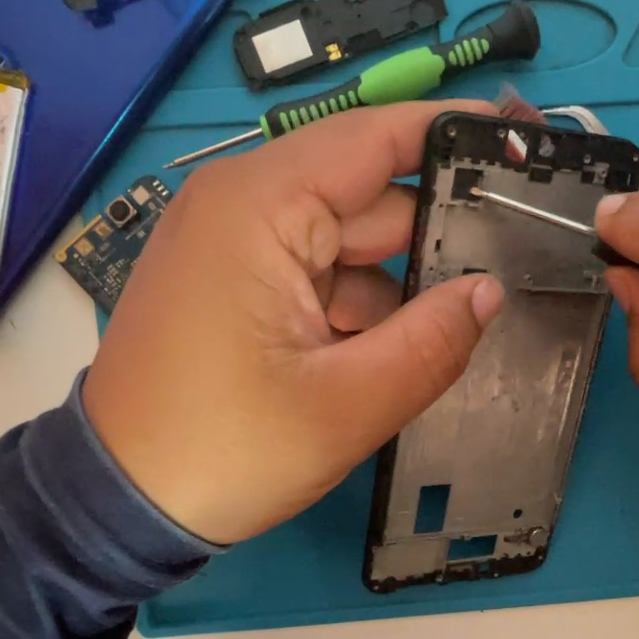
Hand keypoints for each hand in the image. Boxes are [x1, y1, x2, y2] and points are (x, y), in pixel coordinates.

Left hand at [83, 102, 503, 544]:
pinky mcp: (231, 280)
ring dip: (395, 285)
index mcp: (259, 206)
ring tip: (451, 330)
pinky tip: (387, 352)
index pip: (372, 137)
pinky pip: (315, 272)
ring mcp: (231, 243)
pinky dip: (356, 304)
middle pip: (365, 195)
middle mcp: (240, 205)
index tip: (517, 143)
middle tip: (510, 268)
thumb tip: (488, 291)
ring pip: (345, 241)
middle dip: (432, 234)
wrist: (121, 503)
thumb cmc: (224, 450)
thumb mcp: (346, 404)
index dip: (449, 135)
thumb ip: (431, 342)